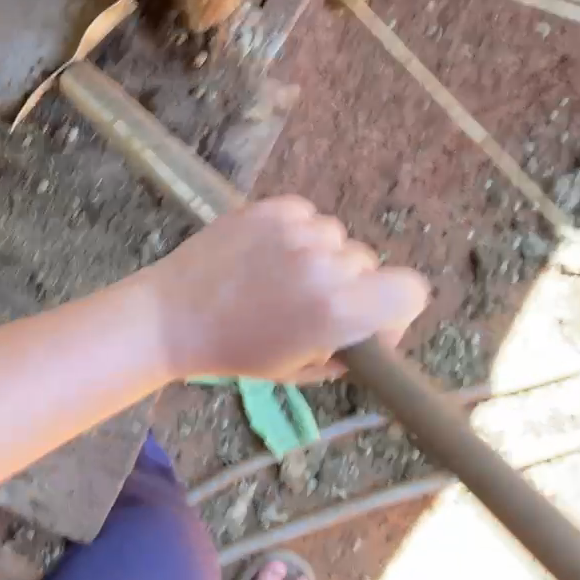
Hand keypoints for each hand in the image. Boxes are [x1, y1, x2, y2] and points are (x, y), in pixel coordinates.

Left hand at [143, 196, 430, 381]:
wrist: (169, 318)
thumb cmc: (233, 351)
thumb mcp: (299, 369)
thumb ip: (347, 350)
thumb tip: (370, 334)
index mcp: (340, 309)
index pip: (411, 291)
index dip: (392, 309)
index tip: (361, 320)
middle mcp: (324, 264)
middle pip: (367, 263)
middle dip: (346, 284)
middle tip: (304, 302)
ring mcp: (294, 231)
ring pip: (333, 237)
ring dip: (316, 255)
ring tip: (274, 277)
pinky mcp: (266, 209)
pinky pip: (304, 215)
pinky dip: (292, 231)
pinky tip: (262, 254)